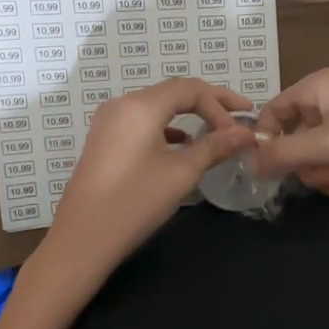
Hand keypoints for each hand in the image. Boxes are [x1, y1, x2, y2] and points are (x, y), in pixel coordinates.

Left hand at [44, 78, 256, 275]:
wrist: (83, 239)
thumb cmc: (135, 202)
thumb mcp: (181, 173)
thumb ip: (215, 147)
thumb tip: (246, 133)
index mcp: (141, 106)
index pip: (191, 89)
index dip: (221, 104)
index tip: (242, 129)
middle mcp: (122, 105)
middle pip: (173, 93)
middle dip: (208, 104)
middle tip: (239, 118)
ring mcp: (109, 122)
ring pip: (157, 107)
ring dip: (188, 116)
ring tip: (215, 132)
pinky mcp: (104, 141)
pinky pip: (142, 123)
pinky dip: (167, 129)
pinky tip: (182, 145)